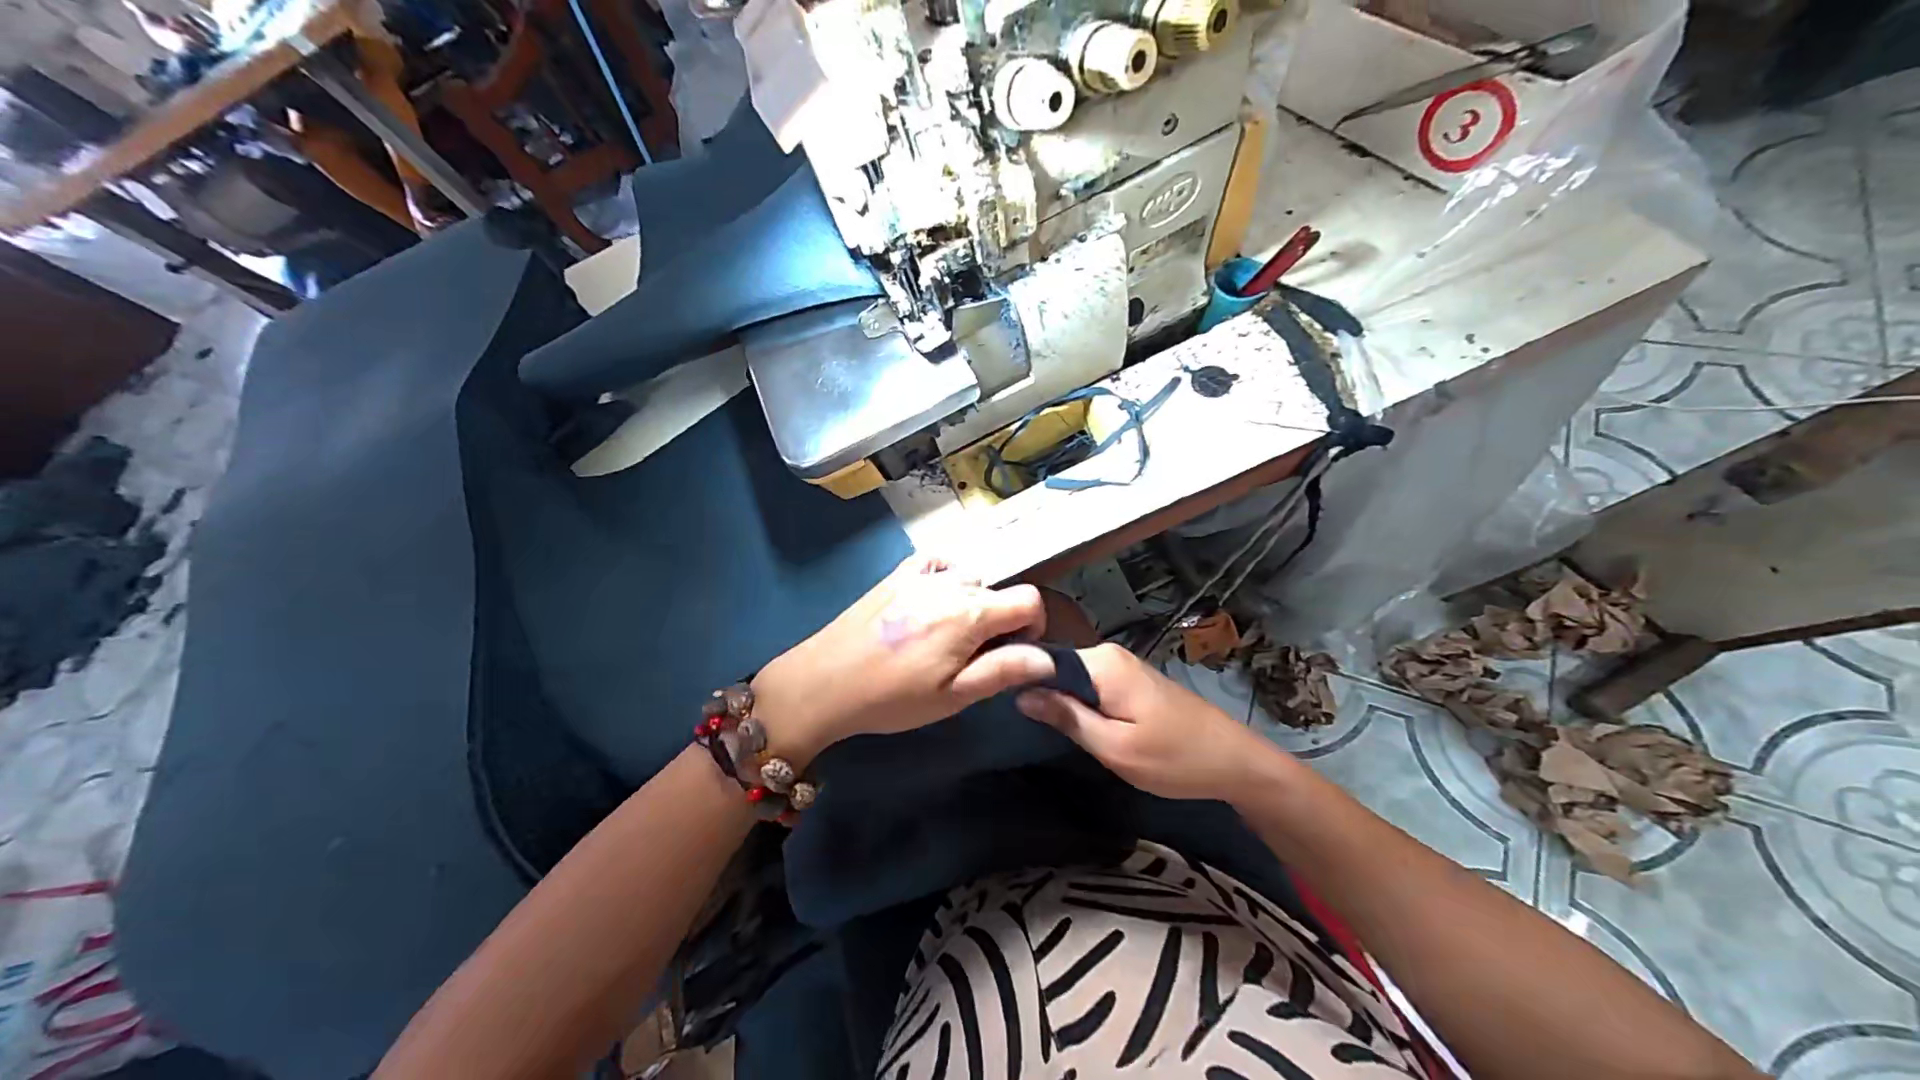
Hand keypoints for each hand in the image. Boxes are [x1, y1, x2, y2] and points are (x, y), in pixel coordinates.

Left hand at [750, 555, 1055, 763]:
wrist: (824, 682)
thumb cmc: (893, 697)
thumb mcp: (953, 696)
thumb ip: (1004, 670)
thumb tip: (1047, 658)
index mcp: (970, 613)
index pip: (1029, 600)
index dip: (1034, 626)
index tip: (1016, 652)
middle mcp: (951, 582)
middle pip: (1000, 587)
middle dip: (1004, 617)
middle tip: (980, 653)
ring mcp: (921, 574)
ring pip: (971, 574)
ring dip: (976, 599)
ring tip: (953, 633)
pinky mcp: (898, 574)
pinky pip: (938, 561)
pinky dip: (949, 575)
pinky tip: (936, 599)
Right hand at [1016, 643, 1287, 800]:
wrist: (1235, 761)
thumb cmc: (1174, 758)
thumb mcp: (1113, 746)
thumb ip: (1066, 717)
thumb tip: (1020, 693)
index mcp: (1101, 663)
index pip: (1041, 658)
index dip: (1017, 677)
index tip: (995, 699)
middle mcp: (1109, 654)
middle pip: (1056, 666)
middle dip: (1039, 691)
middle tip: (1017, 724)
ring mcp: (1123, 666)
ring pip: (1073, 677)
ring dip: (1059, 700)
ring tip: (1039, 726)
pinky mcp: (1132, 681)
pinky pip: (1091, 685)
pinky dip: (1080, 702)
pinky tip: (1074, 724)